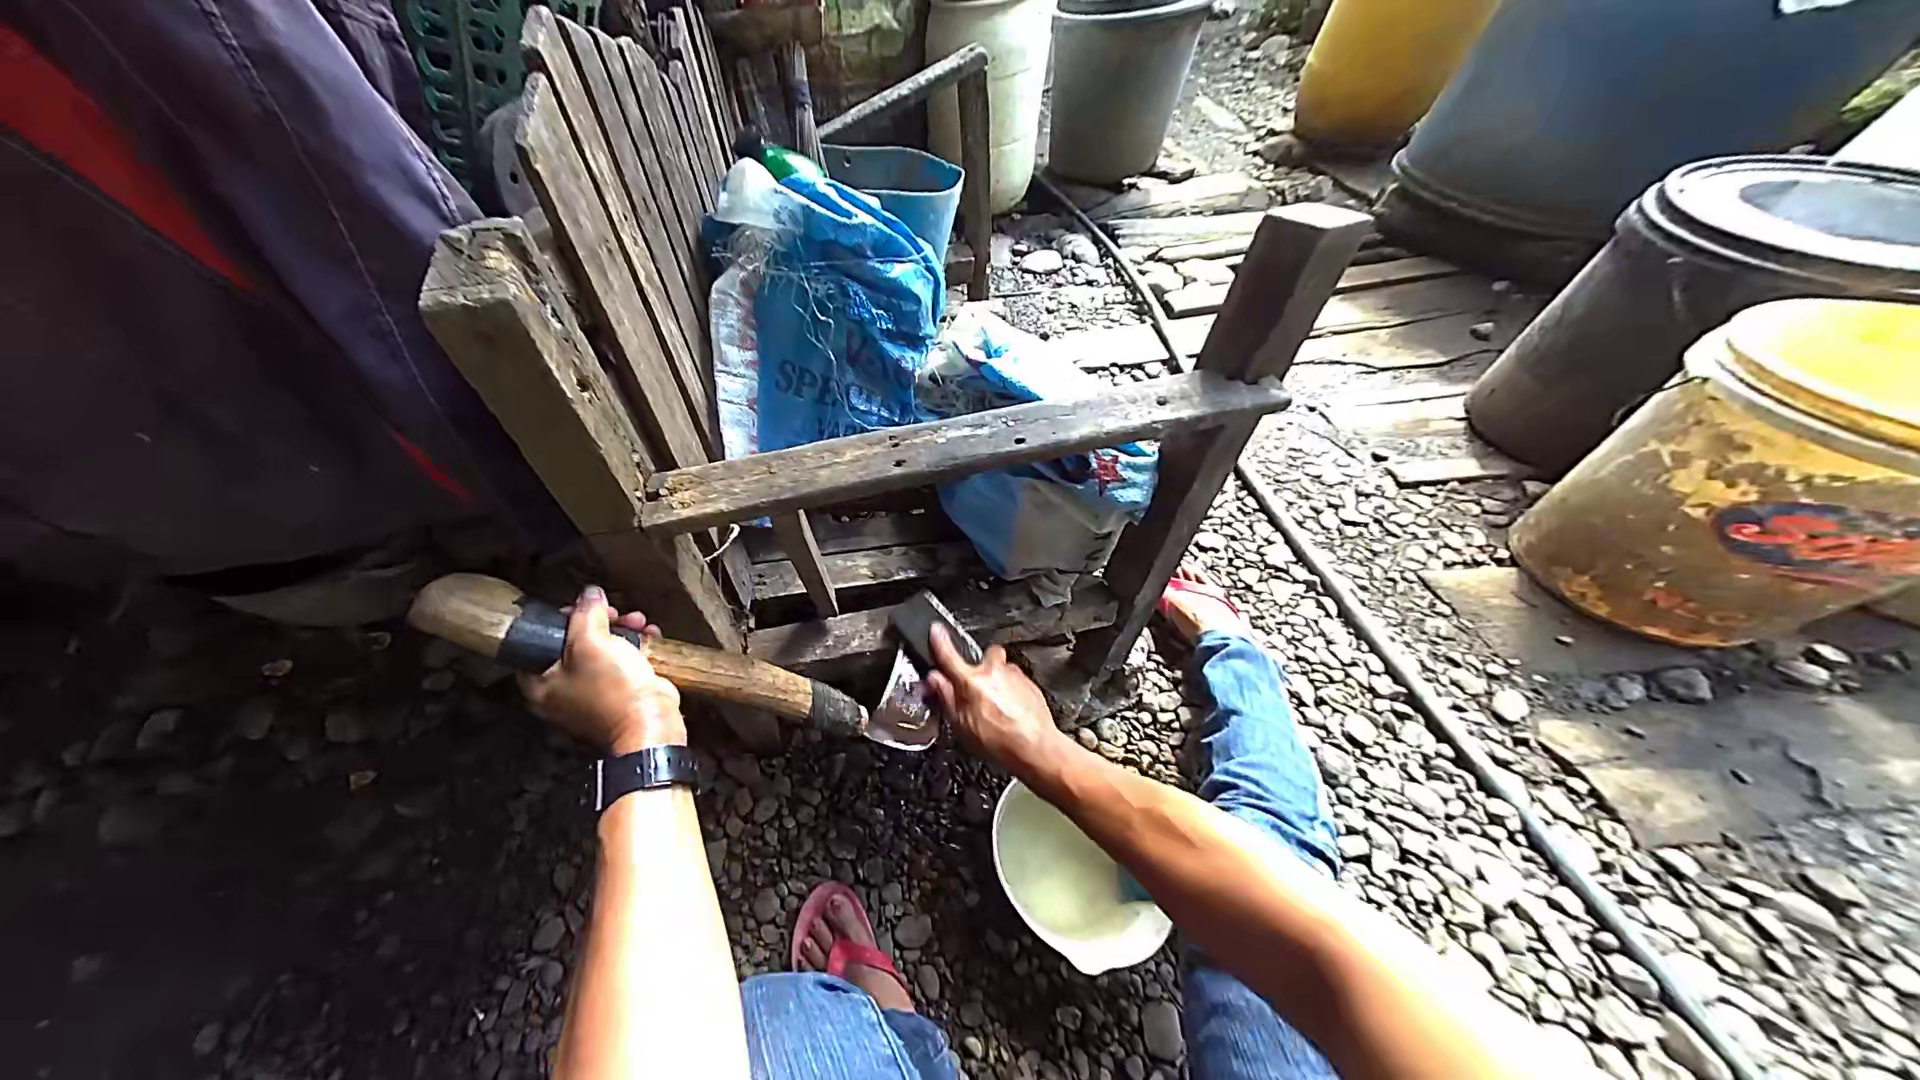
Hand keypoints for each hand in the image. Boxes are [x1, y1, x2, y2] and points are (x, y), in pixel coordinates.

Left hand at [518, 585, 684, 753]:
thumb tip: (589, 594)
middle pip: (575, 645)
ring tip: (639, 622)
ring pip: (603, 653)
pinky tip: (649, 636)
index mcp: (541, 685)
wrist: (651, 721)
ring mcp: (593, 697)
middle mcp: (562, 693)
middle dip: (600, 623)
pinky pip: (624, 664)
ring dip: (622, 632)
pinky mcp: (620, 697)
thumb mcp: (592, 642)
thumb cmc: (613, 691)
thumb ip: (586, 614)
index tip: (582, 608)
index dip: (561, 620)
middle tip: (614, 613)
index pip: (539, 642)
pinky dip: (636, 648)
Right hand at [925, 626, 1068, 774]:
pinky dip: (1012, 690)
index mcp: (971, 681)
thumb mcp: (961, 724)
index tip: (936, 630)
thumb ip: (945, 696)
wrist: (1035, 747)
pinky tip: (1010, 711)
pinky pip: (1016, 680)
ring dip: (997, 680)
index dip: (940, 641)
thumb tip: (935, 680)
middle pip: (984, 657)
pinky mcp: (1030, 683)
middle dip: (980, 667)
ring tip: (996, 706)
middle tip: (976, 687)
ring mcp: (1014, 675)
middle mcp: (993, 672)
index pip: (949, 655)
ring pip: (1002, 668)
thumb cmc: (1000, 741)